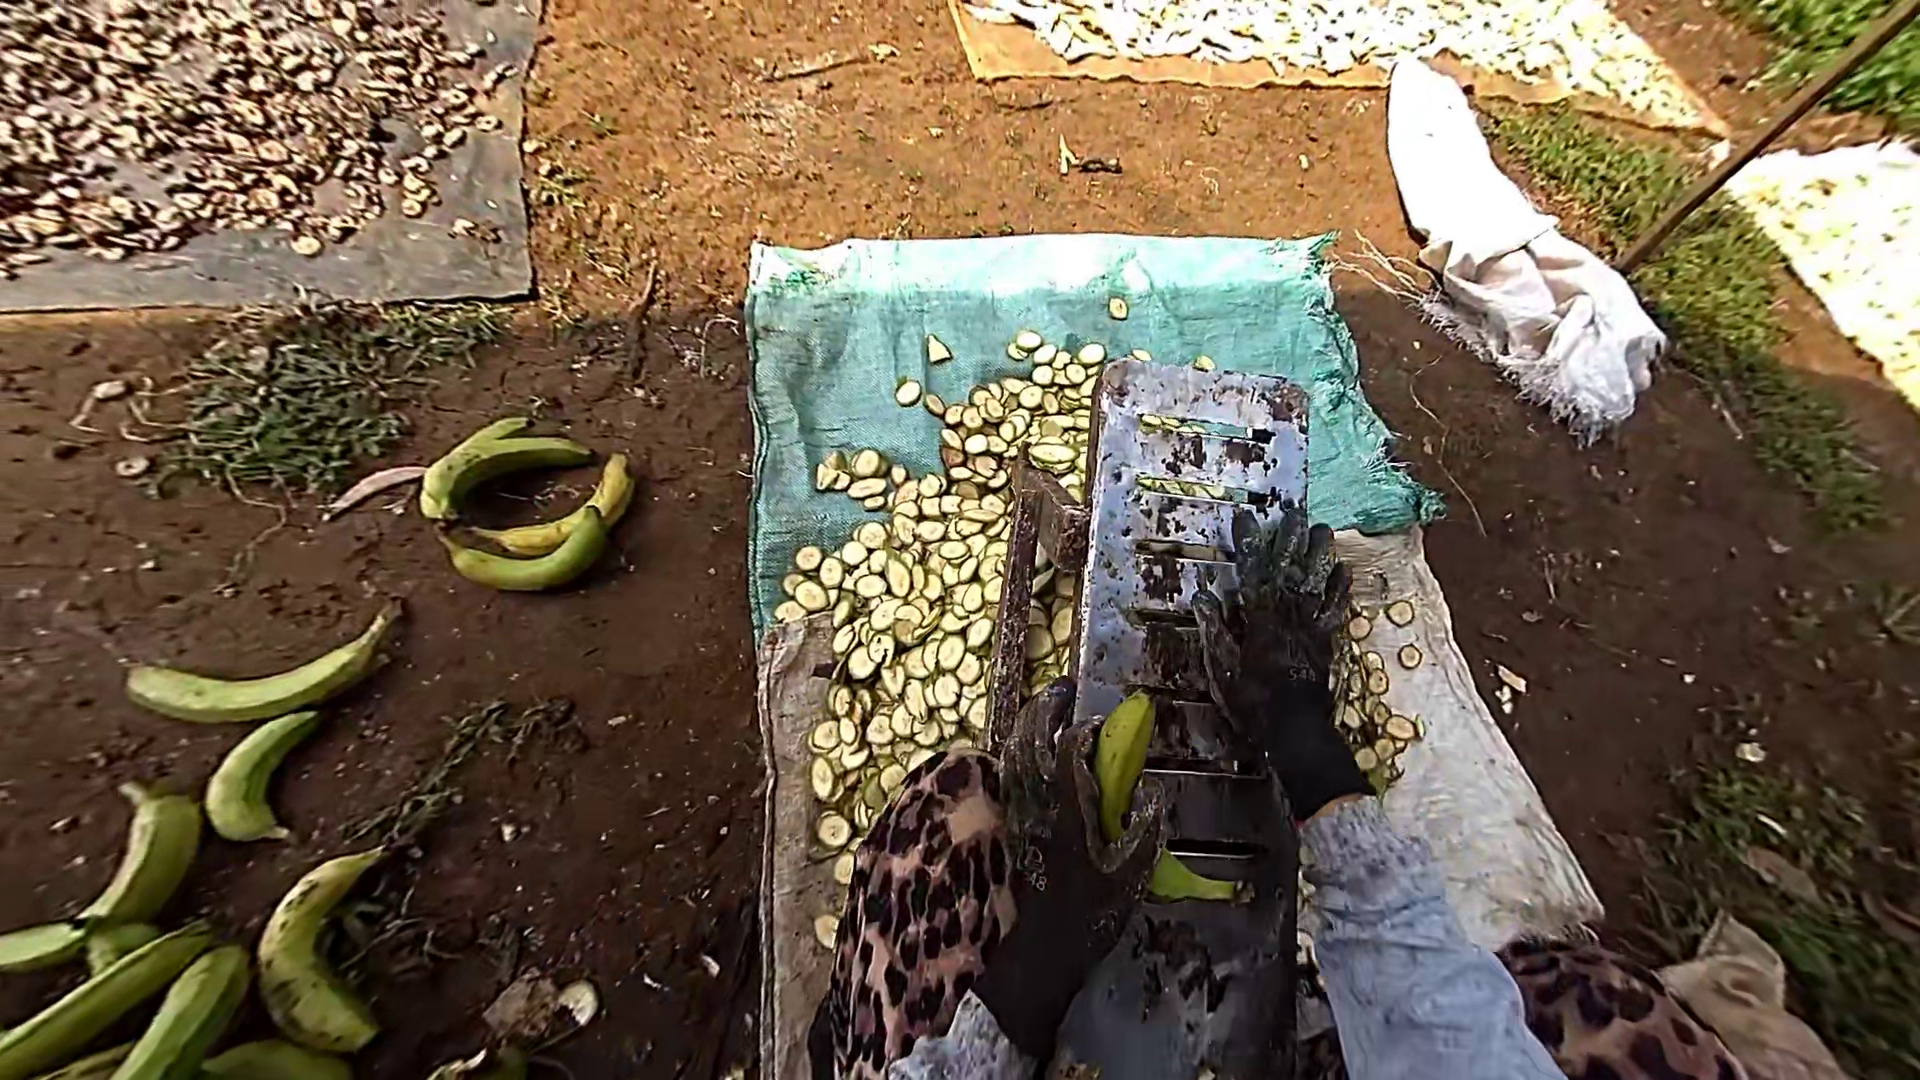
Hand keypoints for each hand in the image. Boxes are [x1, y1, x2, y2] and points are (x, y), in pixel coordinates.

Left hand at [975, 680, 1165, 1057]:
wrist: (1048, 942)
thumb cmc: (1092, 910)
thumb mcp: (1129, 877)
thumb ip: (1144, 833)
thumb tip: (1153, 793)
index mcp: (1069, 812)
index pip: (1069, 757)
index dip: (1083, 733)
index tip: (1099, 724)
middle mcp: (1039, 801)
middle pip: (1032, 742)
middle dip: (1046, 709)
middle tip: (1064, 688)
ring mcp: (1021, 806)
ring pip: (1016, 750)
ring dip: (1029, 720)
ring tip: (1047, 700)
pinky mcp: (1014, 814)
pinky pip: (1010, 767)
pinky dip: (1018, 742)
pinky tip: (1028, 734)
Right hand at [1192, 505, 1367, 820]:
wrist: (1295, 730)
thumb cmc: (1253, 701)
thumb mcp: (1223, 670)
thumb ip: (1215, 632)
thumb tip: (1203, 596)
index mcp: (1260, 621)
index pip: (1253, 573)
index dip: (1249, 544)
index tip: (1245, 517)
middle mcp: (1288, 618)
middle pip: (1290, 572)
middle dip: (1290, 541)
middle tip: (1295, 513)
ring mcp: (1310, 628)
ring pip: (1316, 585)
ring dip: (1319, 556)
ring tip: (1324, 529)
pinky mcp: (1324, 641)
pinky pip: (1334, 610)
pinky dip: (1339, 589)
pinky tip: (1343, 571)